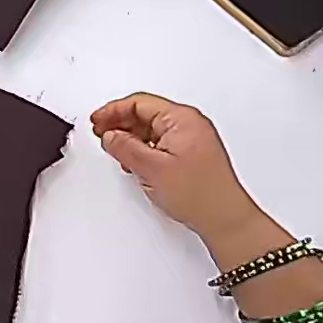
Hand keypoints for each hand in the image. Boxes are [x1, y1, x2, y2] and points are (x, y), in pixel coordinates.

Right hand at [90, 93, 264, 239]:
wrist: (224, 218)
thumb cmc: (200, 194)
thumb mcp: (152, 168)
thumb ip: (126, 148)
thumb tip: (111, 136)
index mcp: (181, 118)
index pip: (140, 104)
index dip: (113, 111)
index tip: (97, 120)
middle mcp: (189, 124)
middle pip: (146, 114)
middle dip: (120, 123)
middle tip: (101, 133)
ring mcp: (191, 139)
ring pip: (152, 130)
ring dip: (131, 137)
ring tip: (115, 150)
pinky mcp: (191, 154)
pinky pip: (161, 143)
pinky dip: (143, 149)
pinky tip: (133, 161)